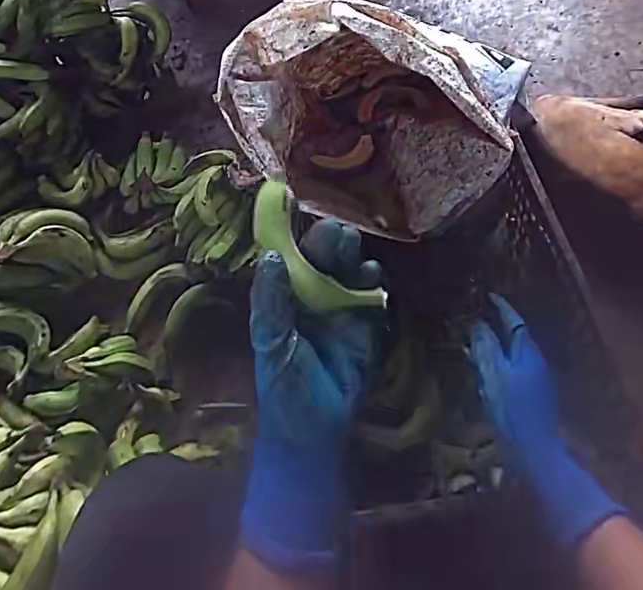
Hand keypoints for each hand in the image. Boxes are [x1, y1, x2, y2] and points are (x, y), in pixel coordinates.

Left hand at [240, 220, 382, 574]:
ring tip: (351, 247)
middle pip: (324, 255)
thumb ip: (271, 303)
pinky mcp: (367, 321)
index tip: (302, 207)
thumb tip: (269, 257)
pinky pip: (371, 292)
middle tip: (337, 232)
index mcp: (286, 295)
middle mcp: (314, 293)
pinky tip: (370, 275)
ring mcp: (342, 305)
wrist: (315, 434)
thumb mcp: (272, 345)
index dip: (297, 233)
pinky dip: (372, 280)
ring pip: (349, 267)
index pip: (292, 255)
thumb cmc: (283, 388)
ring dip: (351, 255)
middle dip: (330, 239)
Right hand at [468, 295, 623, 548]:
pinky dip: (503, 364)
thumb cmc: (513, 411)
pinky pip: (517, 370)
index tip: (489, 296)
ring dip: (500, 346)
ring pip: (516, 354)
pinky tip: (490, 374)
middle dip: (499, 326)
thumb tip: (478, 322)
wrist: (538, 455)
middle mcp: (537, 360)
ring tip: (479, 344)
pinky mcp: (536, 397)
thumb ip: (486, 347)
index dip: (501, 307)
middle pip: (516, 336)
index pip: (514, 320)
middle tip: (478, 319)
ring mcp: (539, 380)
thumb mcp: (493, 375)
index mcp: (527, 350)